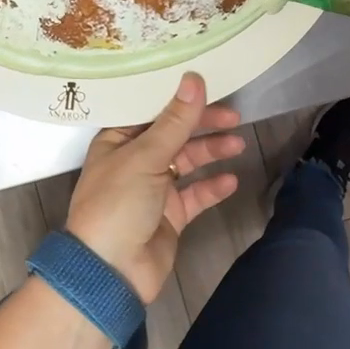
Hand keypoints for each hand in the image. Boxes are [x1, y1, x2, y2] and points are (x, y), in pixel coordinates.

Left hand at [63, 72, 244, 301]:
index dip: (177, 98)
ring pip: (187, 163)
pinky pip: (195, 195)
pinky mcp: (169, 216)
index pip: (150, 111)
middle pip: (172, 135)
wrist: (111, 270)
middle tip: (233, 117)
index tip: (208, 84)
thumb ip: (174, 121)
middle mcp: (134, 161)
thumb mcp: (144, 157)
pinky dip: (212, 187)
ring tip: (238, 144)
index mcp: (117, 141)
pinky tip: (231, 180)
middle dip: (201, 125)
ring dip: (210, 152)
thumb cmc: (117, 204)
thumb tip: (194, 79)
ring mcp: (153, 189)